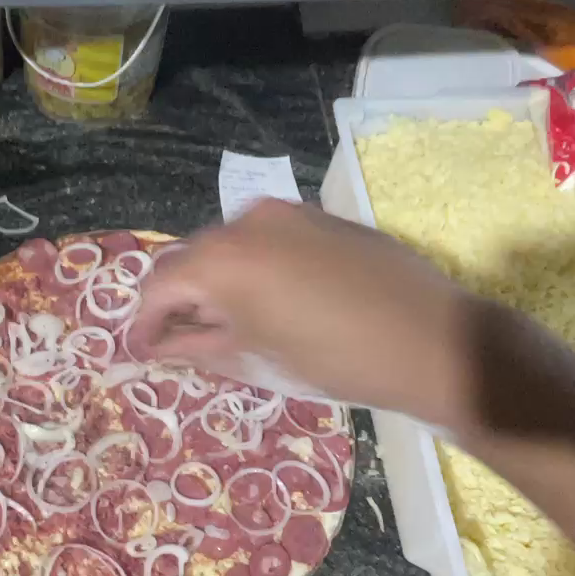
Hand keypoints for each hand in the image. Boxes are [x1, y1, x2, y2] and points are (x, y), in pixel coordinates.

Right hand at [132, 200, 476, 427]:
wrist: (430, 341)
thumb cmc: (332, 362)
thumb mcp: (252, 361)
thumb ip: (192, 347)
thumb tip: (156, 345)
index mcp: (222, 261)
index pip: (159, 286)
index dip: (145, 322)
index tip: (143, 350)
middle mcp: (245, 222)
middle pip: (188, 259)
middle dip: (178, 300)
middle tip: (182, 340)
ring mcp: (284, 213)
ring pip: (224, 245)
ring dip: (213, 281)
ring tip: (227, 322)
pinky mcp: (316, 216)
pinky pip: (261, 238)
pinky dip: (248, 266)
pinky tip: (268, 299)